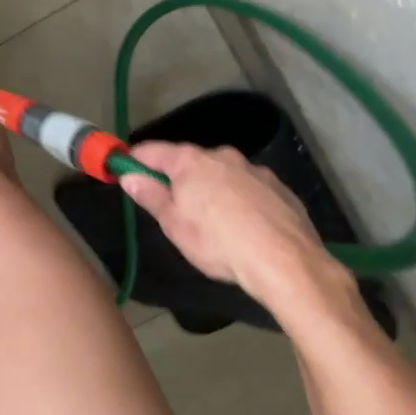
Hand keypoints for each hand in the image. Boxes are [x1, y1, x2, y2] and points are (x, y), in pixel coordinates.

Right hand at [121, 143, 335, 304]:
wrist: (287, 264)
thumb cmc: (218, 243)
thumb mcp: (174, 225)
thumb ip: (150, 196)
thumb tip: (129, 176)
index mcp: (190, 161)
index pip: (151, 150)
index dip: (136, 161)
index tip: (128, 173)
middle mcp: (222, 156)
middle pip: (189, 162)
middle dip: (179, 179)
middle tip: (175, 208)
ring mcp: (255, 171)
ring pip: (223, 175)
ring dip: (213, 189)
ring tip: (215, 222)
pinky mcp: (282, 190)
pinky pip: (251, 189)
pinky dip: (242, 201)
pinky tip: (246, 227)